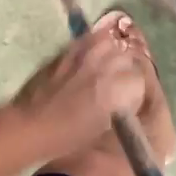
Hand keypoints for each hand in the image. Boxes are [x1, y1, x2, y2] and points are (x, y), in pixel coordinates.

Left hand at [12, 26, 146, 156]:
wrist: (36, 125)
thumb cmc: (71, 136)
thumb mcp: (104, 125)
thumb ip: (121, 106)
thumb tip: (125, 97)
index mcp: (119, 89)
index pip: (140, 79)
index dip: (135, 90)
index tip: (129, 99)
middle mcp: (107, 67)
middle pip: (128, 57)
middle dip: (127, 69)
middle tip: (120, 82)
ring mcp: (86, 55)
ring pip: (110, 42)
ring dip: (112, 52)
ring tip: (107, 63)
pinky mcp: (69, 51)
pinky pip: (88, 39)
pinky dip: (93, 43)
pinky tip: (92, 53)